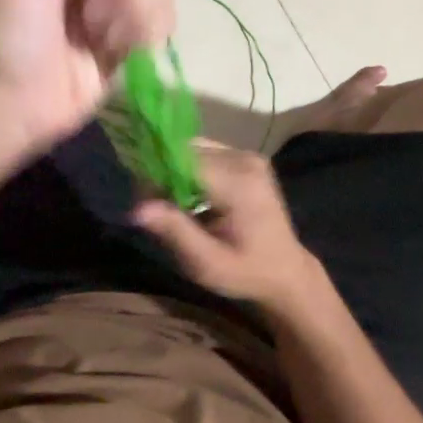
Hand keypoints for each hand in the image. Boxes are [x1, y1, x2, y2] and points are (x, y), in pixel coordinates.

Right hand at [133, 141, 327, 311]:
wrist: (286, 272)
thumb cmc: (246, 272)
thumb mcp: (207, 263)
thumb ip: (175, 232)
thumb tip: (137, 209)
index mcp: (239, 184)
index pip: (182, 160)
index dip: (156, 176)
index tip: (143, 203)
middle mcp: (244, 160)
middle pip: (185, 150)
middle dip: (162, 175)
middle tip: (156, 210)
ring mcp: (247, 156)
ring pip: (191, 149)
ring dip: (174, 173)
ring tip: (172, 207)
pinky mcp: (245, 159)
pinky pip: (203, 153)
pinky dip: (188, 172)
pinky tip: (189, 199)